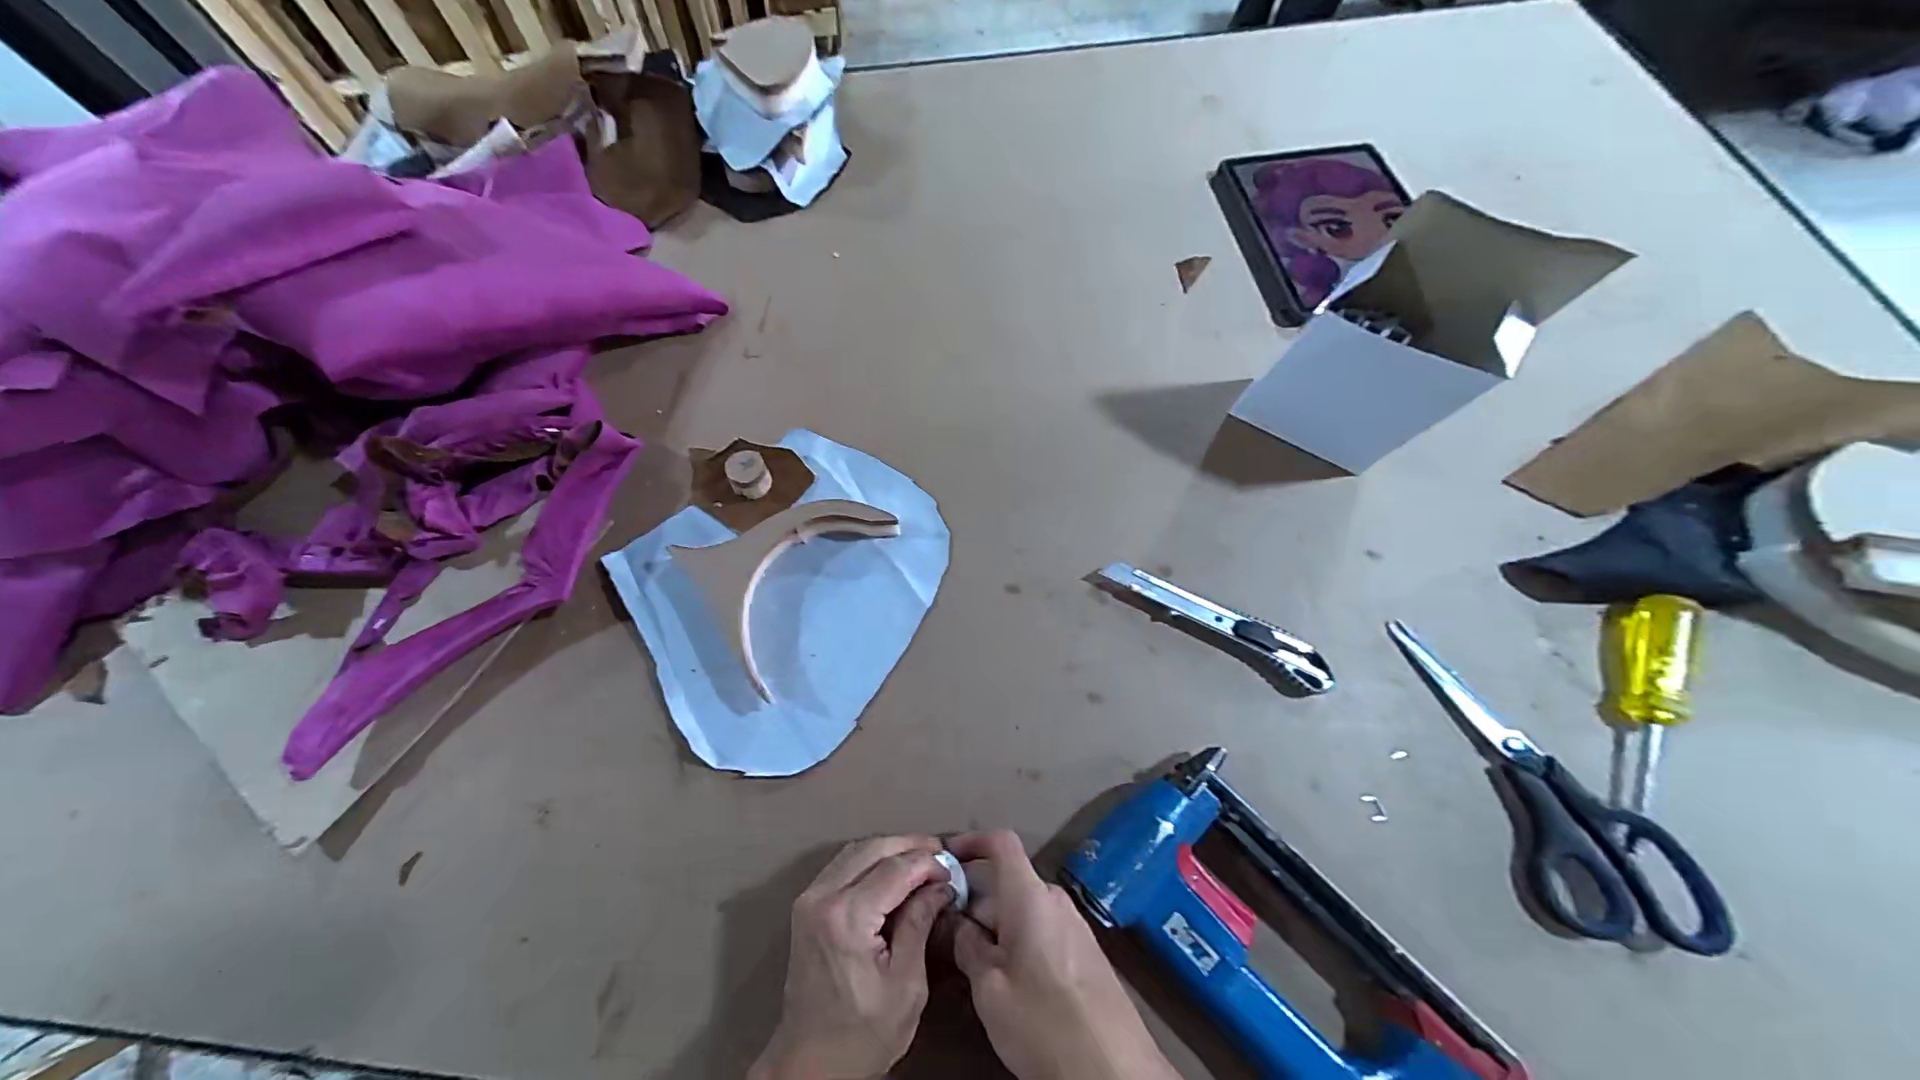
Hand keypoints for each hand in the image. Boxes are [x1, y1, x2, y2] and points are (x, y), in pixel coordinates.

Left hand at [750, 835, 954, 1079]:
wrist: (809, 1066)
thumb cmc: (862, 1035)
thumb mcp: (906, 985)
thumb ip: (920, 924)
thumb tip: (939, 886)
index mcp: (846, 918)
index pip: (895, 868)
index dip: (928, 863)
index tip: (952, 870)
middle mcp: (822, 898)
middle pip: (873, 848)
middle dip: (911, 846)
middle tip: (941, 856)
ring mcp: (809, 900)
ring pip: (856, 851)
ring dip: (890, 849)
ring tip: (923, 861)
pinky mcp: (806, 907)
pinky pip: (843, 866)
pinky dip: (871, 860)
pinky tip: (894, 873)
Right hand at [945, 831, 1179, 1079]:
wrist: (1115, 1071)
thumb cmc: (1044, 1023)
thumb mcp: (990, 988)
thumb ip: (967, 946)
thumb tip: (956, 922)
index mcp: (1030, 896)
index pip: (1001, 843)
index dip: (971, 841)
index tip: (945, 856)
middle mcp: (1054, 900)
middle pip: (1006, 884)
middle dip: (974, 905)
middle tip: (946, 938)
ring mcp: (1073, 926)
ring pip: (1022, 911)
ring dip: (994, 929)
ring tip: (973, 968)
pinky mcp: (1084, 952)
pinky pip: (1041, 930)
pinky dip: (1017, 943)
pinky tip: (1008, 983)